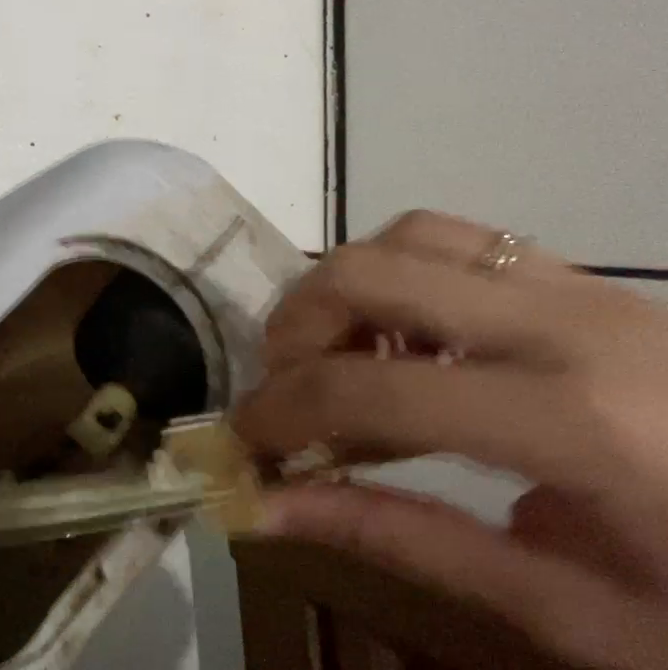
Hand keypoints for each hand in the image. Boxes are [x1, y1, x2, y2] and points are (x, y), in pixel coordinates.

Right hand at [235, 210, 667, 668]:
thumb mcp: (582, 614)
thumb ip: (409, 539)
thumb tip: (262, 508)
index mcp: (581, 423)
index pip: (366, 389)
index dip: (278, 412)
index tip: (243, 442)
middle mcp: (578, 331)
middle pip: (367, 276)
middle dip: (293, 331)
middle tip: (285, 392)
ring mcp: (599, 296)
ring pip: (411, 237)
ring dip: (348, 290)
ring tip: (345, 355)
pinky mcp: (607, 289)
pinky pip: (470, 243)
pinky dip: (408, 274)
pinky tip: (414, 339)